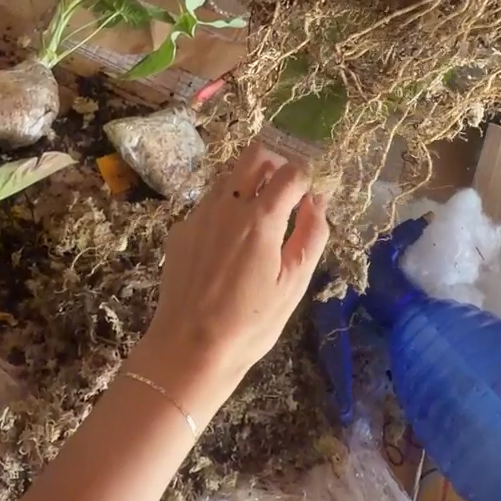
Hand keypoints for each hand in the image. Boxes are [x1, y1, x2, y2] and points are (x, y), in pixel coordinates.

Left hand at [128, 143, 328, 421]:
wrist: (189, 344)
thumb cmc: (251, 321)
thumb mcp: (294, 283)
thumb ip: (310, 235)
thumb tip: (318, 201)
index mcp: (260, 216)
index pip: (291, 172)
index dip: (307, 174)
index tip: (314, 186)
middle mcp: (227, 203)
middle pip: (254, 155)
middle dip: (277, 160)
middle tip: (289, 184)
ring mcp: (200, 212)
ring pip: (229, 175)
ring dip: (250, 180)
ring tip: (264, 210)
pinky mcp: (182, 227)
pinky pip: (210, 201)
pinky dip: (228, 204)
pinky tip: (232, 237)